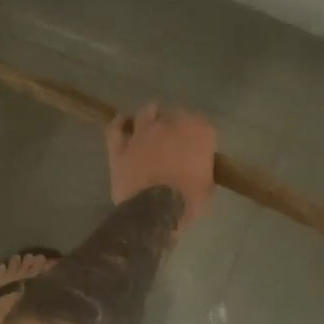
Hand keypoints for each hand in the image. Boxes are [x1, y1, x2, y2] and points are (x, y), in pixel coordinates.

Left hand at [105, 103, 215, 232]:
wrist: (156, 210)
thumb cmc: (188, 200)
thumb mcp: (207, 186)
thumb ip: (203, 170)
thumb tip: (198, 170)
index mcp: (197, 132)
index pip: (202, 122)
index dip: (198, 135)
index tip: (197, 146)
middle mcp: (170, 124)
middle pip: (174, 115)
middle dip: (175, 126)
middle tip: (174, 142)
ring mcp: (143, 133)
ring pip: (146, 113)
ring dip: (150, 117)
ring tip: (150, 125)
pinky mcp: (120, 145)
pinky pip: (116, 128)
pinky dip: (120, 124)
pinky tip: (123, 124)